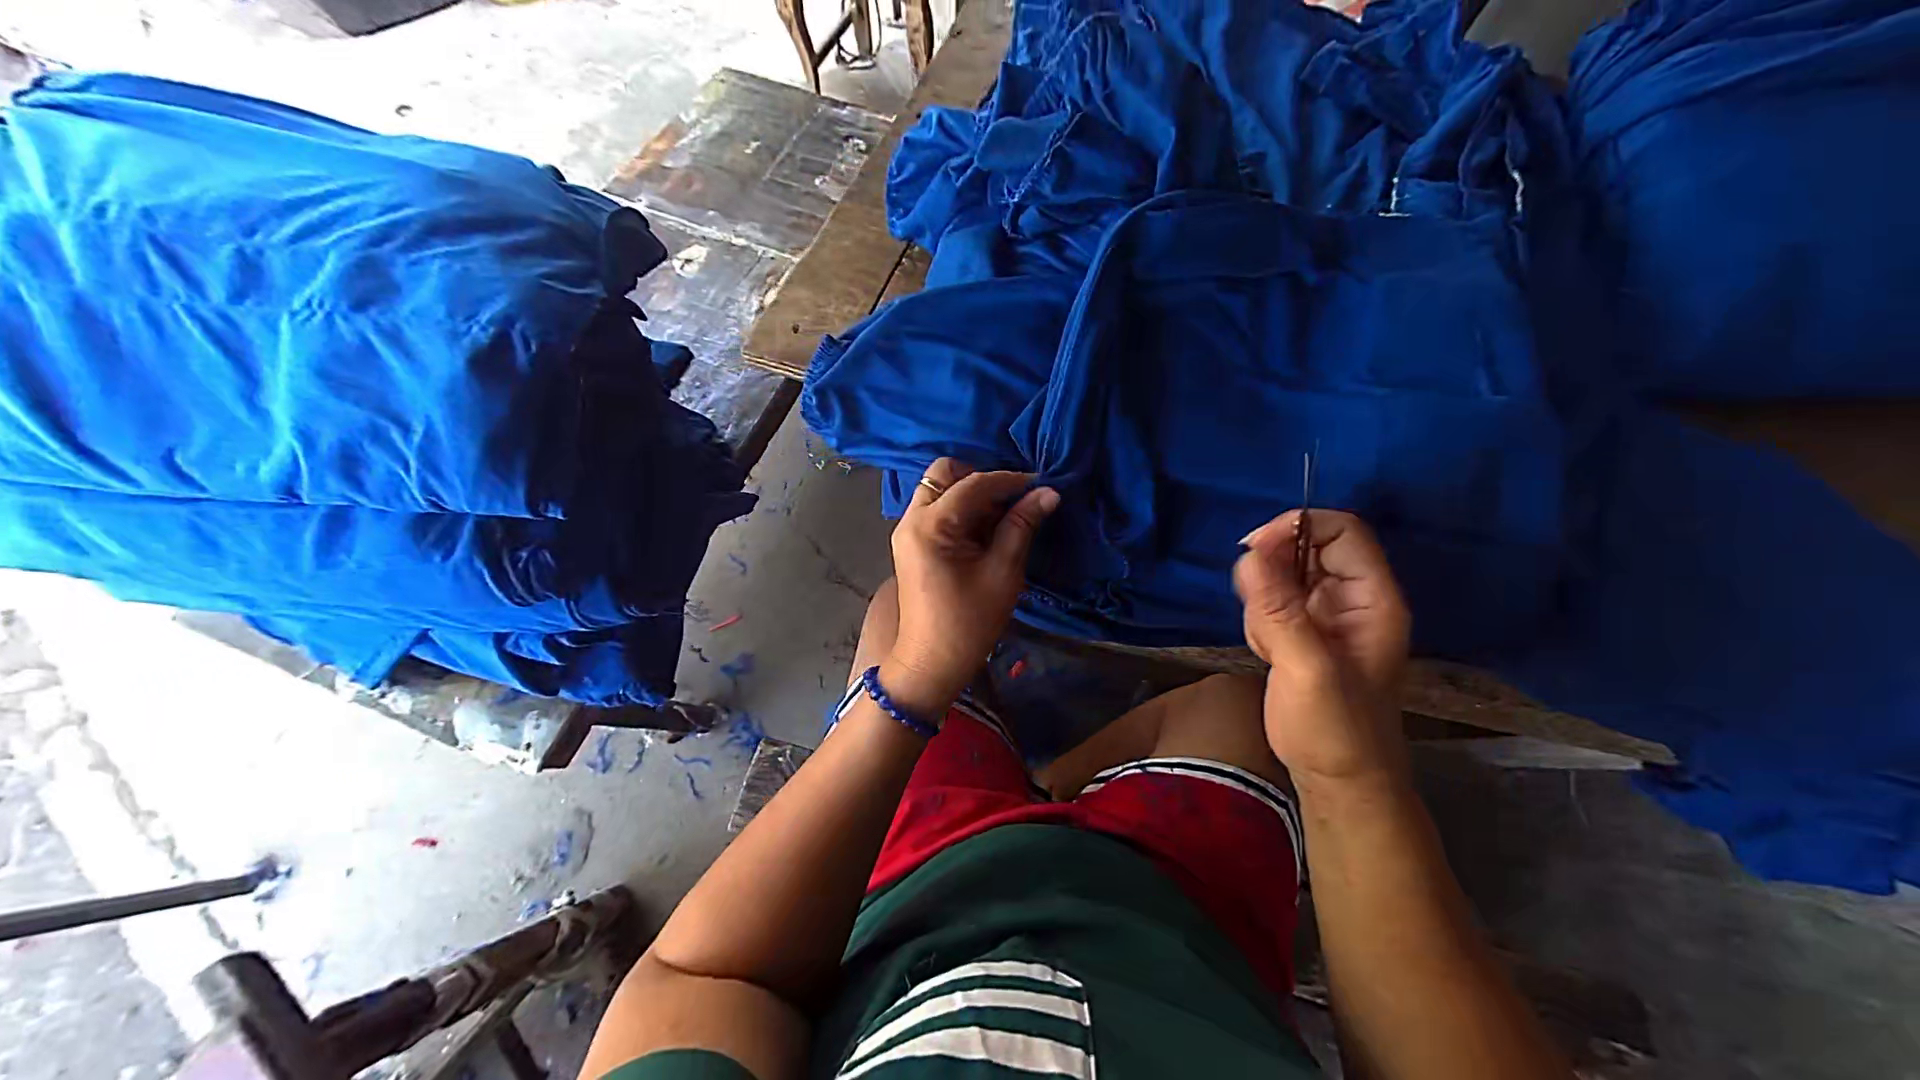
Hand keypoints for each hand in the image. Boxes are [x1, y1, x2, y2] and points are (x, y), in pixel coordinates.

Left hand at [883, 459, 1059, 711]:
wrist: (931, 663)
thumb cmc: (969, 622)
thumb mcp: (1003, 572)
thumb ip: (1022, 526)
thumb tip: (1048, 493)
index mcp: (931, 526)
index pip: (973, 484)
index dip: (1009, 480)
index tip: (1039, 486)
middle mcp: (911, 520)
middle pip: (944, 474)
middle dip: (981, 479)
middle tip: (1013, 500)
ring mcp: (907, 531)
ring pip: (938, 490)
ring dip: (971, 494)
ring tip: (1004, 517)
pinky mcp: (911, 543)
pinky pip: (935, 510)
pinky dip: (961, 510)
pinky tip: (986, 530)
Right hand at [1233, 509, 1411, 790]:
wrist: (1337, 779)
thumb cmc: (1337, 729)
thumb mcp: (1309, 668)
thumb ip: (1279, 610)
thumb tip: (1248, 554)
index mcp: (1372, 598)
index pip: (1341, 531)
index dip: (1297, 528)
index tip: (1254, 550)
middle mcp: (1351, 598)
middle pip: (1306, 547)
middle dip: (1271, 572)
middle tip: (1259, 611)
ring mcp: (1324, 615)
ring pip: (1280, 575)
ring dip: (1261, 602)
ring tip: (1271, 646)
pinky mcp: (1300, 631)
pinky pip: (1269, 602)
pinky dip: (1258, 620)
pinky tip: (1269, 653)